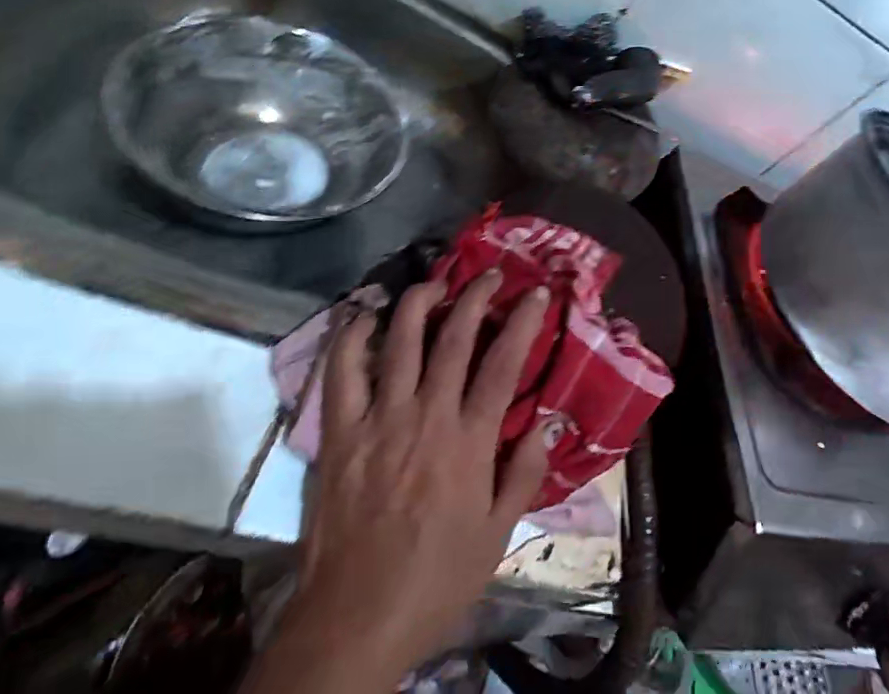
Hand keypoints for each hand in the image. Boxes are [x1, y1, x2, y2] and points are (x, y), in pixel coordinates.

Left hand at [240, 272, 551, 693]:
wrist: (358, 615)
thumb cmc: (436, 578)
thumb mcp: (497, 535)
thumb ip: (524, 474)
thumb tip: (548, 422)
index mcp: (469, 442)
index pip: (502, 365)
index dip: (522, 323)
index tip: (535, 293)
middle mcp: (425, 416)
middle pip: (453, 339)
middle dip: (475, 297)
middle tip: (489, 274)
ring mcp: (378, 419)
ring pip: (399, 341)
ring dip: (419, 302)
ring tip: (436, 282)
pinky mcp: (340, 431)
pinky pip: (342, 371)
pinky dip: (352, 336)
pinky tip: (365, 316)